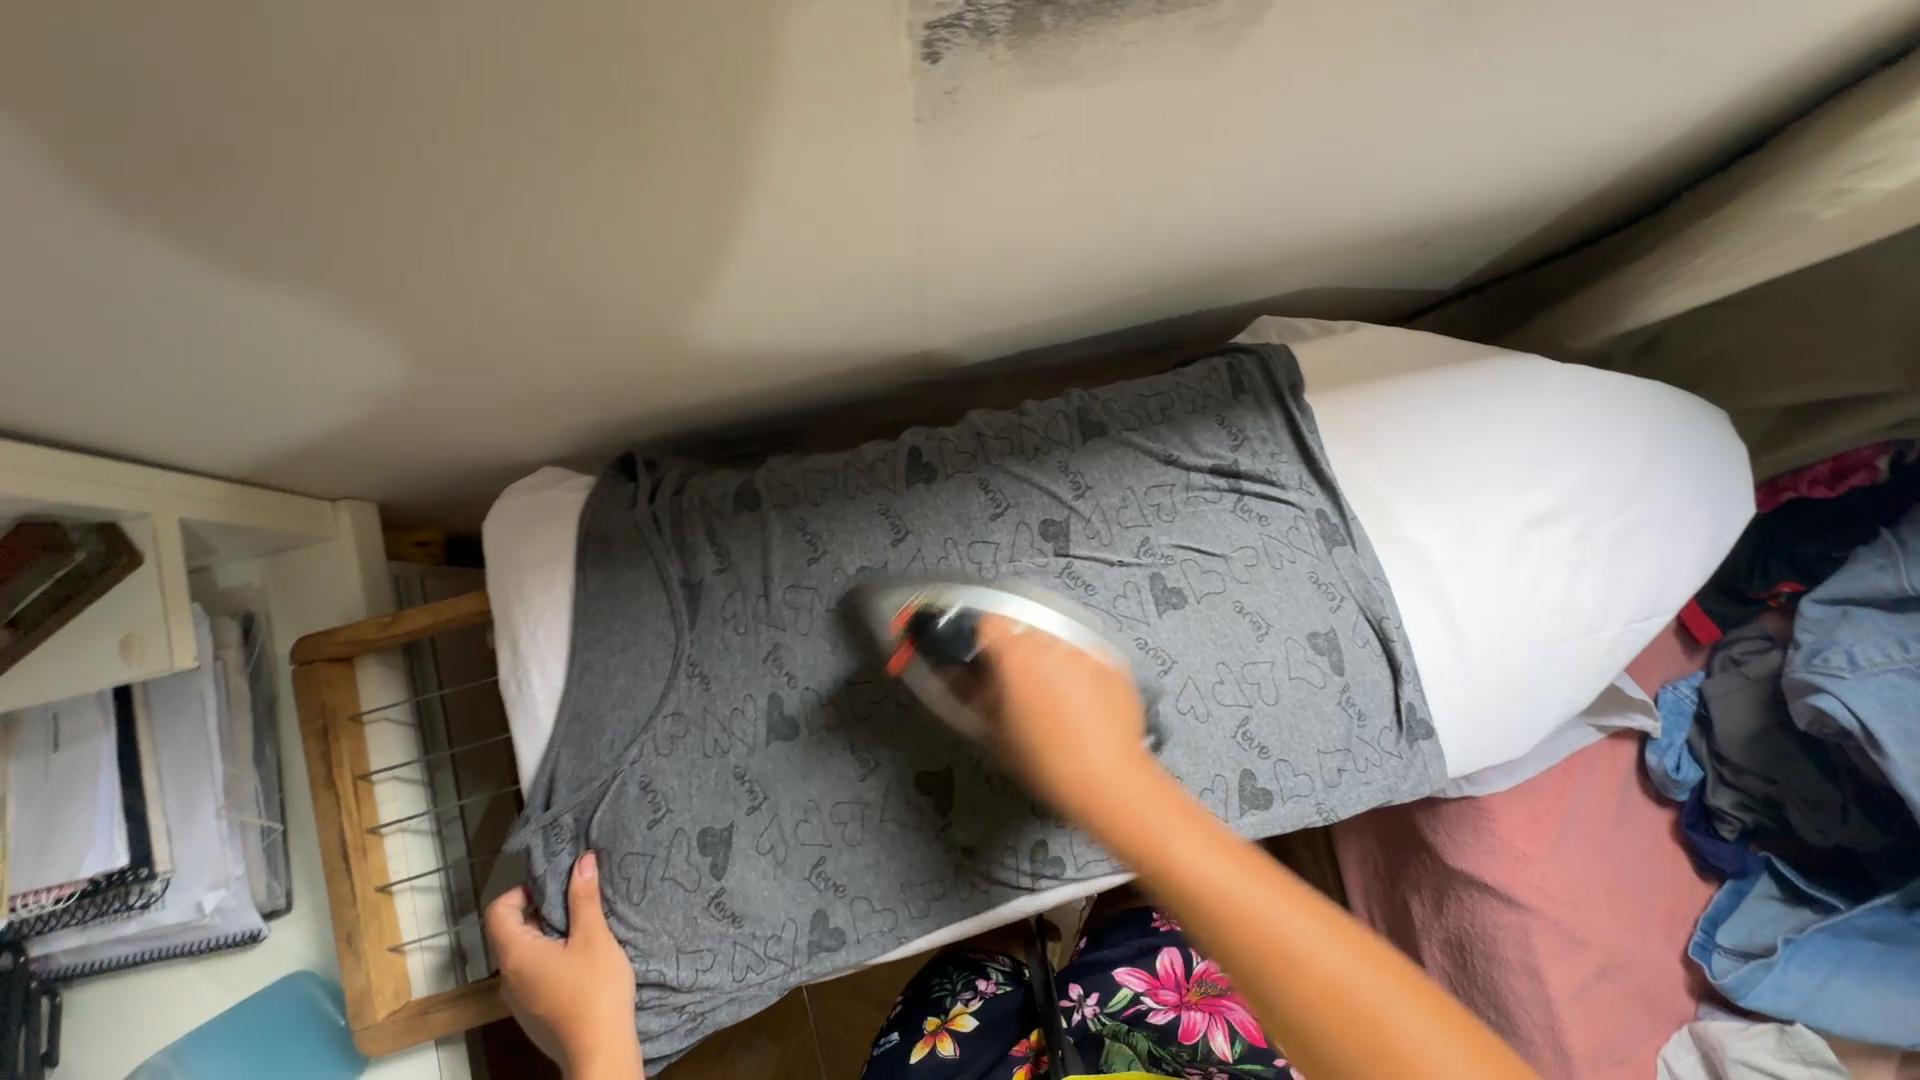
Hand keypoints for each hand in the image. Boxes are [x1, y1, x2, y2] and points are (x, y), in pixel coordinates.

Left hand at [483, 853, 643, 1078]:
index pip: (497, 911)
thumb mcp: (595, 938)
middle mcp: (508, 976)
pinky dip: (552, 958)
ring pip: (524, 953)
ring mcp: (518, 999)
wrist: (599, 1053)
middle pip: (511, 931)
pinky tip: (583, 961)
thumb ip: (584, 898)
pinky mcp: (532, 1013)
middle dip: (543, 909)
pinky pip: (533, 973)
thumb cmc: (595, 990)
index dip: (522, 891)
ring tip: (585, 928)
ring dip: (549, 934)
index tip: (556, 886)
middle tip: (578, 901)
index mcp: (516, 954)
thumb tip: (583, 859)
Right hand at [969, 615, 1156, 817]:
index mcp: (1016, 654)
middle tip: (1021, 690)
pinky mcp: (1115, 664)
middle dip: (1020, 655)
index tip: (986, 667)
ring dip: (1052, 663)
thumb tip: (955, 673)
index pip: (989, 623)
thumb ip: (972, 694)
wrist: (1108, 779)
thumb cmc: (1042, 760)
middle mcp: (1051, 642)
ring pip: (1058, 646)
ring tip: (1058, 700)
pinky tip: (1088, 706)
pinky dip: (1083, 673)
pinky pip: (1088, 659)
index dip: (984, 642)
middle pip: (1025, 634)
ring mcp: (1087, 650)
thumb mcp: (995, 732)